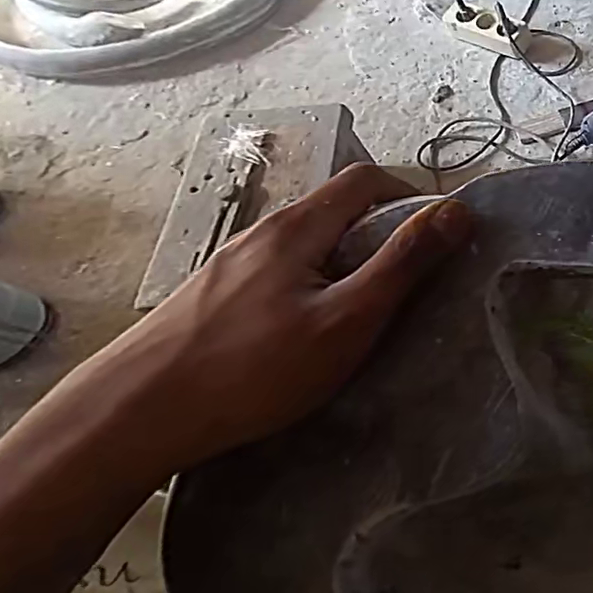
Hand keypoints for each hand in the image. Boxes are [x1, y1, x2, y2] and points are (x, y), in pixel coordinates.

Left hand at [56, 163, 469, 482]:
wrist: (137, 412)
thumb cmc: (255, 368)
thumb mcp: (346, 318)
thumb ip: (403, 264)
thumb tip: (455, 212)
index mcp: (298, 226)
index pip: (365, 179)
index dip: (409, 196)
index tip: (435, 238)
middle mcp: (263, 232)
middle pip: (336, 210)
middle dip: (381, 235)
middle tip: (402, 288)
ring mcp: (234, 263)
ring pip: (308, 245)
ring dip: (346, 263)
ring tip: (358, 315)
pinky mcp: (215, 294)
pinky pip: (280, 273)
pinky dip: (313, 285)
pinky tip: (304, 334)